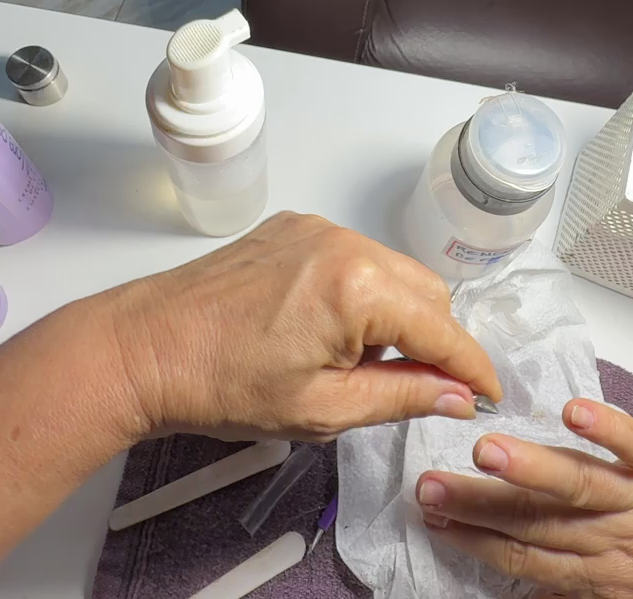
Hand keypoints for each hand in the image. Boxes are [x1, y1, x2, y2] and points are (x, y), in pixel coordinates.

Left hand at [103, 211, 502, 440]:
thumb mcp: (323, 409)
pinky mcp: (296, 224)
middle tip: (412, 384)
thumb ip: (402, 396)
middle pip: (425, 290)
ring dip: (395, 312)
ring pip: (392, 269)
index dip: (470, 364)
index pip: (440, 327)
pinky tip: (328, 323)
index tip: (487, 389)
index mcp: (357, 287)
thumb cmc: (222, 383)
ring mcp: (319, 226)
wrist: (146, 346)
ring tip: (356, 356)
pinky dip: (361, 288)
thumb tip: (456, 393)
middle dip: (431, 338)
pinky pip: (354, 254)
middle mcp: (345, 241)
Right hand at [415, 400, 632, 598]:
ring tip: (485, 452)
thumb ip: (587, 574)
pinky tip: (573, 412)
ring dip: (532, 470)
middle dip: (480, 507)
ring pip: (580, 484)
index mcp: (607, 575)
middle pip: (538, 522)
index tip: (435, 520)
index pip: (529, 556)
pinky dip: (607, 430)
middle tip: (430, 488)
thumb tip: (530, 561)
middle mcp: (618, 540)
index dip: (478, 540)